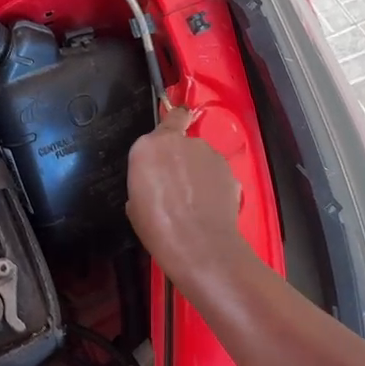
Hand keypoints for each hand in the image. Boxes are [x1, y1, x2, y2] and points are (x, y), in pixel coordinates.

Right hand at [125, 105, 248, 285]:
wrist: (200, 246)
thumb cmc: (157, 227)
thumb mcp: (135, 203)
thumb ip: (147, 178)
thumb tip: (158, 183)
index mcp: (149, 146)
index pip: (169, 118)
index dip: (173, 126)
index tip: (171, 145)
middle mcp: (181, 142)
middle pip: (182, 142)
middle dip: (182, 158)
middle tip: (178, 186)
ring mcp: (208, 154)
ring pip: (202, 158)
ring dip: (199, 172)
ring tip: (197, 202)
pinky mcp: (229, 170)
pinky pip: (217, 173)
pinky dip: (215, 185)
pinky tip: (212, 208)